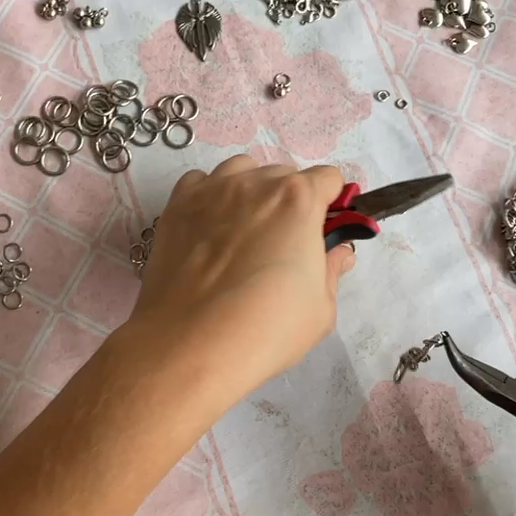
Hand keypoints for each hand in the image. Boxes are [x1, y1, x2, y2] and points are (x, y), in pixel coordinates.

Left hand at [124, 155, 352, 403]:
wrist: (190, 344)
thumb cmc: (266, 329)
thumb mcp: (321, 308)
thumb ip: (332, 270)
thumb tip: (339, 252)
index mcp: (298, 200)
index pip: (327, 178)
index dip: (330, 204)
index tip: (322, 232)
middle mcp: (254, 183)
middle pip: (283, 175)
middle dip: (291, 201)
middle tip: (283, 244)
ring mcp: (211, 190)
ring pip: (241, 171)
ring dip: (251, 191)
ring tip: (244, 231)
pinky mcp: (176, 205)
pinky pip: (200, 182)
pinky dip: (210, 196)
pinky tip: (210, 229)